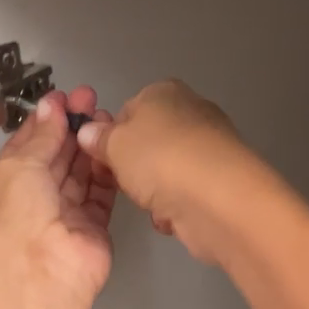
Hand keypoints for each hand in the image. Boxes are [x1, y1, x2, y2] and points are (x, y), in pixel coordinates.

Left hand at [0, 87, 117, 306]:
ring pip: (79, 170)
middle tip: (88, 97)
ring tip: (104, 115)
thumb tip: (50, 108)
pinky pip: (100, 191)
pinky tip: (113, 144)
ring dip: (89, 143)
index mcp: (0, 189)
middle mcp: (30, 202)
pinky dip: (106, 168)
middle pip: (54, 155)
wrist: (40, 285)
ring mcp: (62, 215)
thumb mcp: (17, 168)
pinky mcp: (91, 227)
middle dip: (70, 125)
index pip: (24, 146)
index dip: (44, 120)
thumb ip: (40, 137)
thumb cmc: (13, 228)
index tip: (62, 97)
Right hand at [76, 80, 275, 266]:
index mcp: (165, 92)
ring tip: (152, 202)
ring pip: (166, 171)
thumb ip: (99, 138)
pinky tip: (172, 216)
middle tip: (124, 182)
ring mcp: (209, 146)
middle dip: (134, 167)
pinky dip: (175, 207)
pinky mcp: (220, 179)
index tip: (102, 158)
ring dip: (154, 191)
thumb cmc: (159, 158)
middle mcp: (190, 111)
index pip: (128, 109)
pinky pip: (185, 193)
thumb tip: (88, 131)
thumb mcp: (115, 144)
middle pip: (149, 142)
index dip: (111, 136)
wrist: (216, 197)